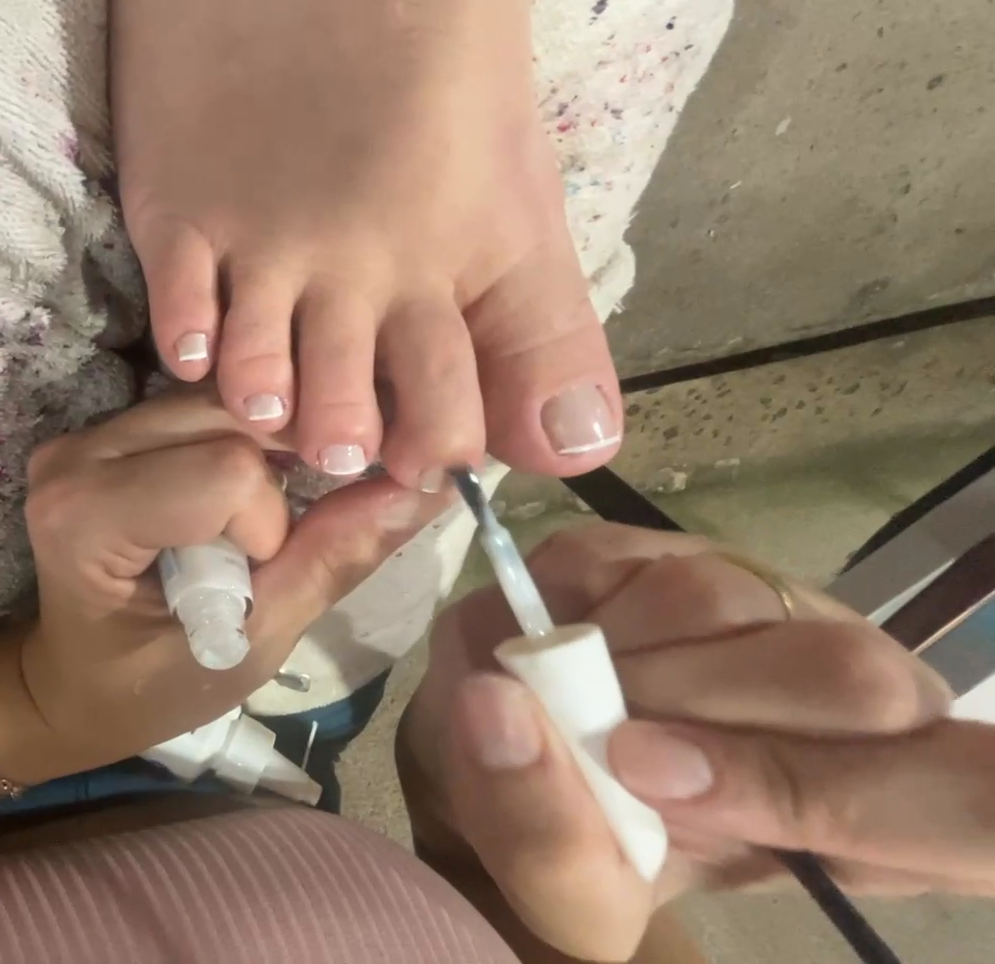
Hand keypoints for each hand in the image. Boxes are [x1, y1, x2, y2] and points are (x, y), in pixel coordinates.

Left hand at [12, 389, 450, 778]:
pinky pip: (193, 408)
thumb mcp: (249, 644)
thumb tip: (428, 485)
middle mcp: (73, 457)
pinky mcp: (99, 431)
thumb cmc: (148, 685)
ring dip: (257, 457)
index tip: (254, 570)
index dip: (267, 521)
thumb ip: (330, 560)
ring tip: (254, 521)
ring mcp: (82, 436)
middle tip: (277, 537)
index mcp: (87, 516)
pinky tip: (237, 495)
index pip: (224, 472)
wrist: (71, 680)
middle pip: (223, 417)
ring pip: (214, 401)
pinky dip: (236, 443)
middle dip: (271, 475)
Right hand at [115, 0, 621, 488]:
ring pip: (268, 395)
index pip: (475, 417)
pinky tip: (206, 338)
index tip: (428, 442)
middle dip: (365, 451)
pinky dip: (195, 353)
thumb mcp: (521, 169)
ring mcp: (264, 243)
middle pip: (366, 426)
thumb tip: (568, 444)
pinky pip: (180, 329)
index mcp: (472, 249)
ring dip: (277, 414)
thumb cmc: (431, 24)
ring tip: (276, 401)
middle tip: (347, 436)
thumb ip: (534, 315)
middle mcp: (370, 265)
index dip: (454, 453)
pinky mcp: (176, 216)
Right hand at [398, 524, 964, 961]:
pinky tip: (547, 643)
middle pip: (856, 679)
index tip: (663, 786)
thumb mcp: (564, 893)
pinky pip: (621, 559)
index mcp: (877, 817)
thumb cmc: (565, 830)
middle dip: (702, 717)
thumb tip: (498, 709)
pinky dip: (562, 605)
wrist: (497, 742)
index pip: (985, 805)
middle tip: (603, 746)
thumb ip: (550, 837)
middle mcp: (847, 700)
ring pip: (722, 602)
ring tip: (561, 694)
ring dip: (615, 658)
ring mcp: (752, 604)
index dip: (870, 799)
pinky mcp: (652, 549)